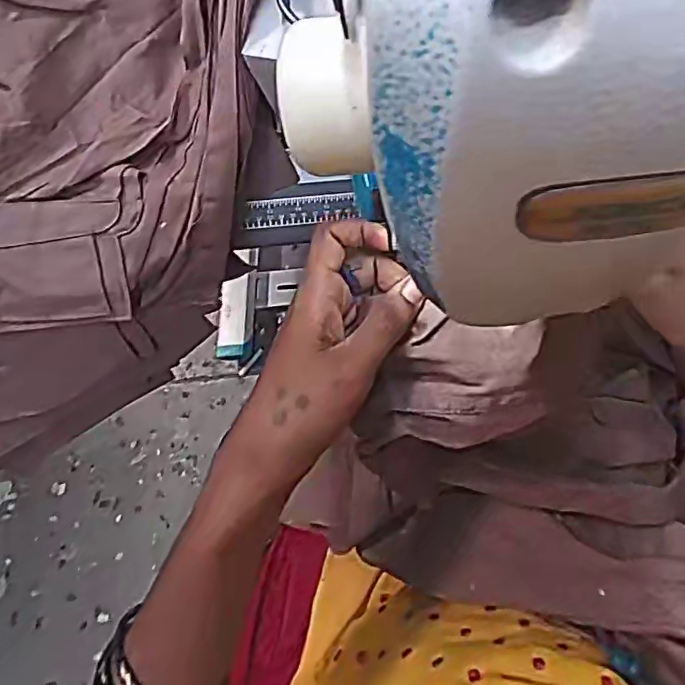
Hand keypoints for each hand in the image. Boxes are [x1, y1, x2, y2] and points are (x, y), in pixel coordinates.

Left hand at [218, 219, 425, 499]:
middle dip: (389, 274)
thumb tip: (412, 289)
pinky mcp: (330, 352)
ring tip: (414, 322)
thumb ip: (385, 322)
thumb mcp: (353, 364)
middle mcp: (319, 305)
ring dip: (389, 302)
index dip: (362, 229)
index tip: (395, 245)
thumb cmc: (301, 409)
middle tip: (414, 299)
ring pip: (362, 296)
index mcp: (315, 297)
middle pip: (356, 266)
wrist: (269, 454)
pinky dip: (383, 326)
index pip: (331, 237)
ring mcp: (324, 329)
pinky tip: (400, 343)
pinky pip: (361, 323)